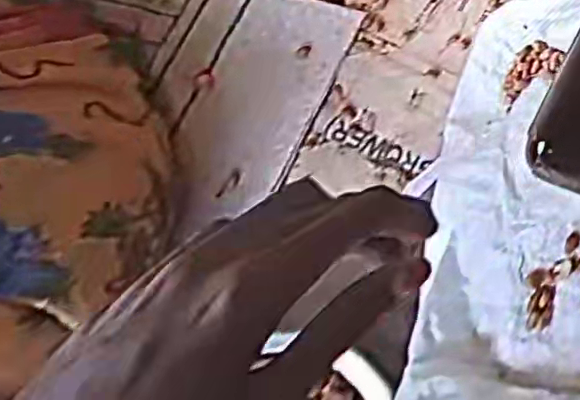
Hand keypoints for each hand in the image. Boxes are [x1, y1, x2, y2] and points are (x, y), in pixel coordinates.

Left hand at [19, 182, 435, 399]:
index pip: (357, 212)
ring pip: (281, 206)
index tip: (427, 234)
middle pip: (324, 200)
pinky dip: (280, 234)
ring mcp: (181, 259)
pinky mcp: (151, 274)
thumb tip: (409, 272)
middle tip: (397, 255)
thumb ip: (346, 324)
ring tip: (344, 262)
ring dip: (327, 221)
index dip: (405, 213)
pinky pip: (236, 229)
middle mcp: (222, 253)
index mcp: (256, 282)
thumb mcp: (273, 397)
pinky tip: (277, 279)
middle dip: (371, 218)